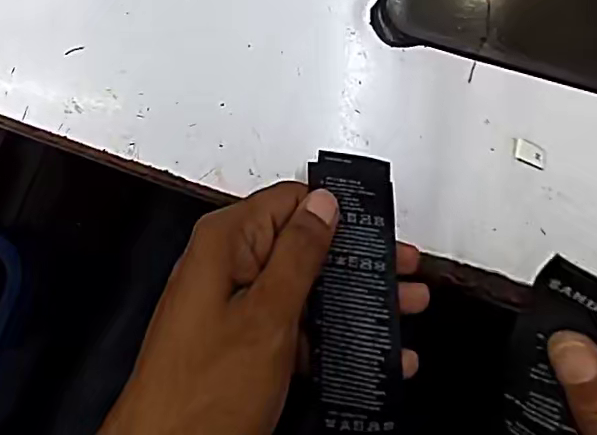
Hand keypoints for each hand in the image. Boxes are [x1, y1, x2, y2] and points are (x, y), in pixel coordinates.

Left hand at [100, 181, 430, 434]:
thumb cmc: (198, 395)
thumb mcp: (265, 317)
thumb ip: (298, 254)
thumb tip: (323, 205)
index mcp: (226, 240)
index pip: (292, 201)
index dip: (336, 211)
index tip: (377, 226)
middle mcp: (227, 261)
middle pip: (302, 242)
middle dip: (354, 258)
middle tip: (399, 268)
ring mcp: (233, 299)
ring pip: (303, 283)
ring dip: (350, 296)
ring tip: (397, 304)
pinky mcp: (239, 334)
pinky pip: (291, 317)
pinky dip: (326, 330)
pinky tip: (362, 345)